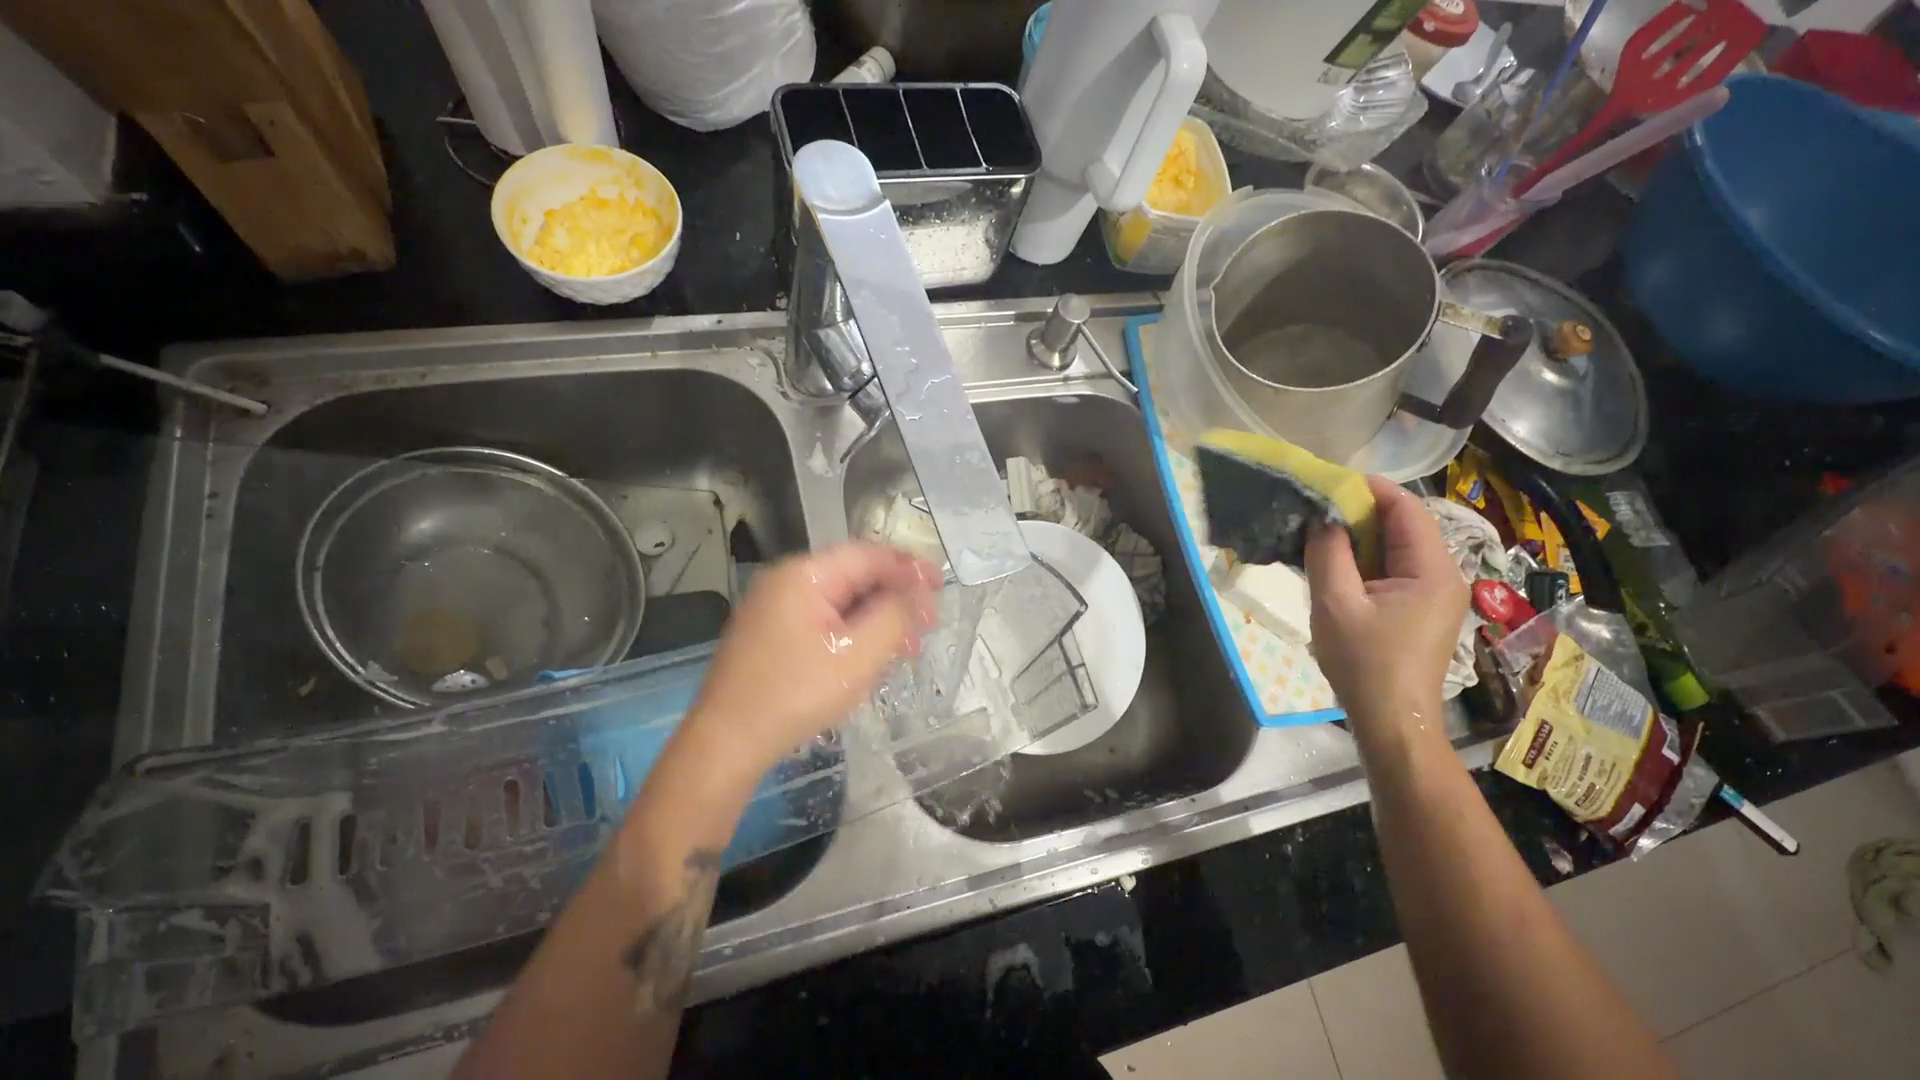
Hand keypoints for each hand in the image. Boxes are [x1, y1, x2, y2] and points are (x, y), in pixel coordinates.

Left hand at [684, 542, 940, 777]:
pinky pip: (821, 619)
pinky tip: (870, 658)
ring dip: (876, 619)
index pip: (869, 555)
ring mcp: (773, 607)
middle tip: (928, 626)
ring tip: (906, 649)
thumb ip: (894, 616)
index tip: (942, 586)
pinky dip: (852, 632)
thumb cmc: (796, 695)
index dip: (910, 568)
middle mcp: (785, 581)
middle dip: (896, 598)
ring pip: (839, 600)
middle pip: (854, 575)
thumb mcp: (858, 657)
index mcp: (804, 575)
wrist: (727, 740)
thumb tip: (917, 593)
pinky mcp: (769, 633)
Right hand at [1305, 476, 1466, 748]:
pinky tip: (1334, 564)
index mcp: (1433, 569)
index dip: (1368, 488)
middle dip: (1359, 512)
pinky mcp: (1420, 611)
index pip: (1406, 508)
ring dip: (1359, 537)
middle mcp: (1443, 575)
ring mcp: (1434, 595)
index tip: (1327, 482)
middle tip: (1315, 507)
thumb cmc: (1366, 664)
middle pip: (1403, 526)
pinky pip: (1393, 571)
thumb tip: (1323, 517)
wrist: (1391, 722)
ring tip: (1318, 532)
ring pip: (1396, 549)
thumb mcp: (1336, 604)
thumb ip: (1328, 553)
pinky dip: (1364, 561)